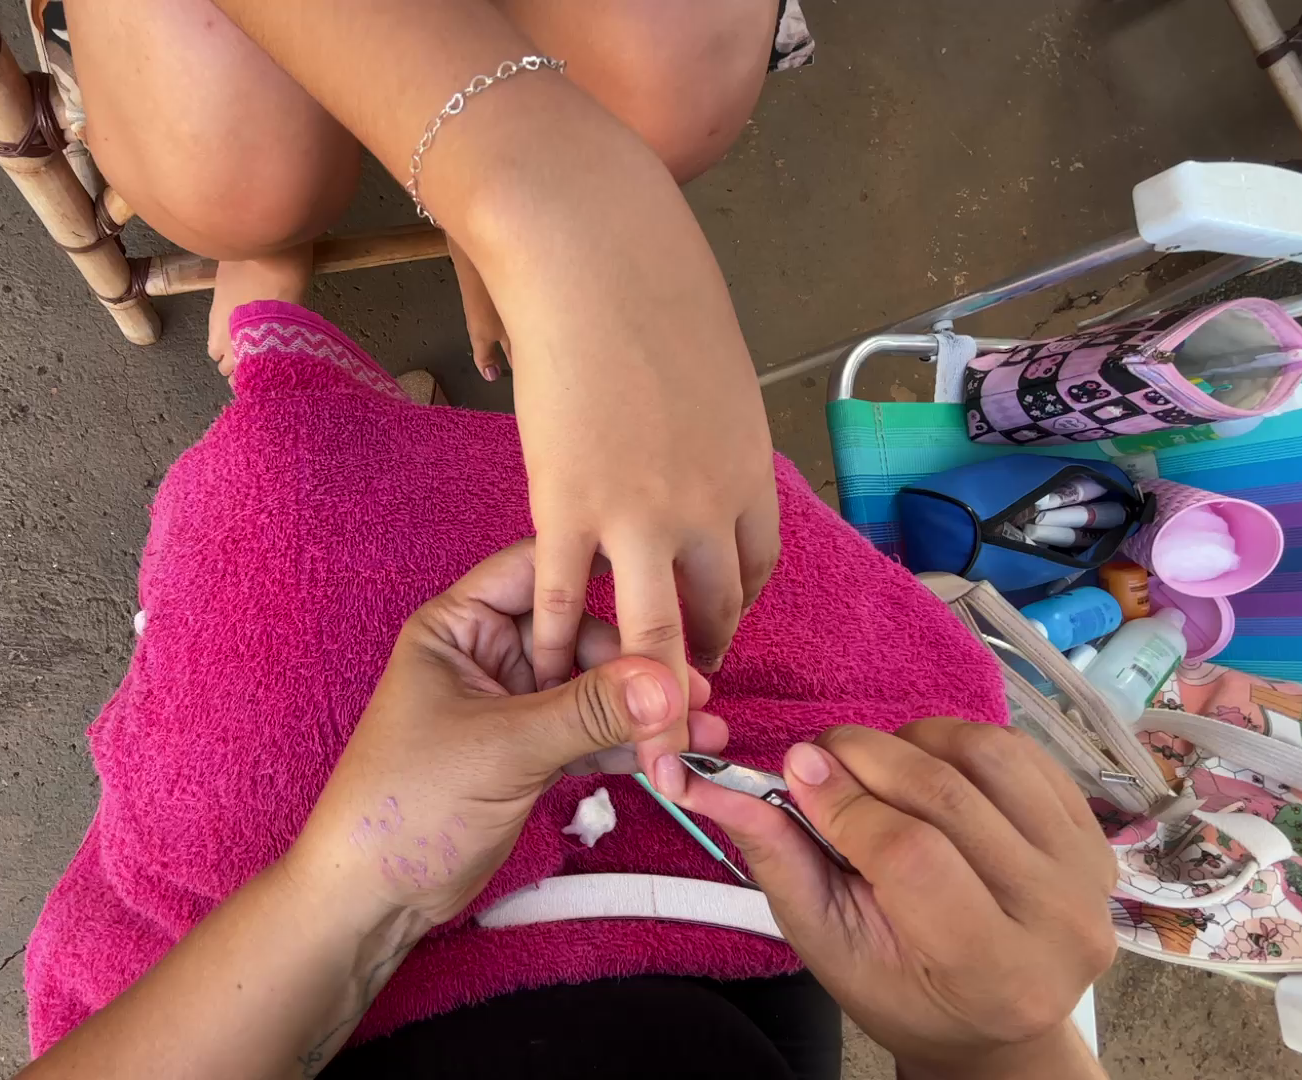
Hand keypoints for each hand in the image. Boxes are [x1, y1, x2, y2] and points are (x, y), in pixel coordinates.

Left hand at [289, 541, 723, 925]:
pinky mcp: (530, 745)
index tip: (663, 585)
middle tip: (690, 695)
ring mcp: (513, 700)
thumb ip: (586, 711)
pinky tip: (675, 756)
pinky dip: (626, 744)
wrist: (377, 893)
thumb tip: (668, 682)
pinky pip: (587, 731)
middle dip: (633, 664)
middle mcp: (489, 651)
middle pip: (576, 632)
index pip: (536, 571)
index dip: (595, 571)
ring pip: (589, 686)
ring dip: (641, 708)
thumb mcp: (501, 748)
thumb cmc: (411, 801)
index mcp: (460, 624)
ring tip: (702, 730)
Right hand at [443, 112, 780, 789]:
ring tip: (633, 720)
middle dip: (703, 660)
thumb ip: (711, 432)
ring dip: (642, 685)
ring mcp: (638, 514)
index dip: (735, 604)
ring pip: (649, 628)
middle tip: (687, 694)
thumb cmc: (656, 294)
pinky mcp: (568, 507)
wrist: (597, 256)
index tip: (716, 620)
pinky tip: (547, 669)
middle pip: (714, 609)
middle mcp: (707, 507)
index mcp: (747, 468)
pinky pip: (561, 595)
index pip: (754, 563)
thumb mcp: (715, 370)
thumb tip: (692, 448)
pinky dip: (555, 641)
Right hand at [679, 718, 1116, 1078]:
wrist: (989, 1015)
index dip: (843, 800)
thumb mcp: (820, 935)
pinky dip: (953, 739)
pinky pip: (1015, 749)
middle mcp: (1059, 920)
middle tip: (817, 759)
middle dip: (861, 755)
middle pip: (946, 796)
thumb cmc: (893, 984)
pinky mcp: (1093, 834)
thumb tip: (716, 783)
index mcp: (989, 968)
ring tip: (879, 772)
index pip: (913, 856)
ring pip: (984, 754)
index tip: (792, 769)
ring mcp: (1087, 872)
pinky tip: (927, 769)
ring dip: (911, 742)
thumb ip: (773, 856)